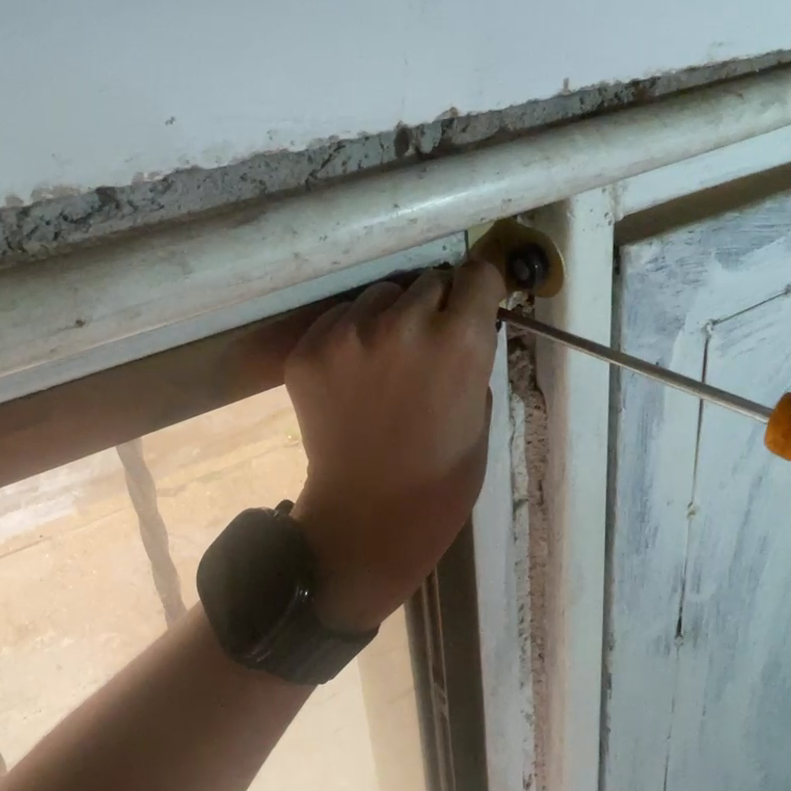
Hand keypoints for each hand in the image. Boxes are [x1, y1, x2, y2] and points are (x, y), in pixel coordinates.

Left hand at [284, 260, 505, 630]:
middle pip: (428, 281)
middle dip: (435, 305)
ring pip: (380, 295)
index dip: (478, 289)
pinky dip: (350, 335)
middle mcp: (404, 323)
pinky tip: (354, 373)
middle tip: (430, 340)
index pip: (477, 274)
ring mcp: (349, 334)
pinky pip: (338, 318)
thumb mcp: (481, 410)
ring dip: (390, 316)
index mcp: (460, 339)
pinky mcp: (309, 350)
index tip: (474, 301)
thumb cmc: (443, 475)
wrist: (370, 516)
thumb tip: (463, 323)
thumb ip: (472, 356)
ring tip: (387, 357)